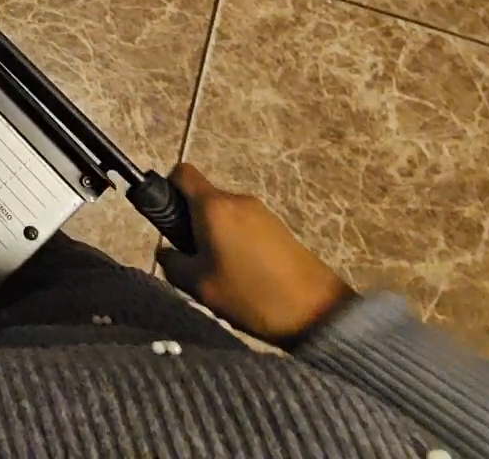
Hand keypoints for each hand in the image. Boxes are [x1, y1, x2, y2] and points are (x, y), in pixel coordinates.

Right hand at [156, 164, 355, 346]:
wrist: (322, 316)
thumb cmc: (252, 295)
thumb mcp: (200, 286)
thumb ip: (172, 263)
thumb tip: (167, 252)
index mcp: (213, 207)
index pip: (181, 173)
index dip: (167, 189)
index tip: (169, 219)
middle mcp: (237, 200)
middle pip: (202, 197)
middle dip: (192, 221)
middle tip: (195, 257)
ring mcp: (262, 213)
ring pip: (224, 214)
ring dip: (216, 234)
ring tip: (223, 272)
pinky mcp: (281, 229)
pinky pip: (245, 225)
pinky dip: (237, 241)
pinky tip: (246, 274)